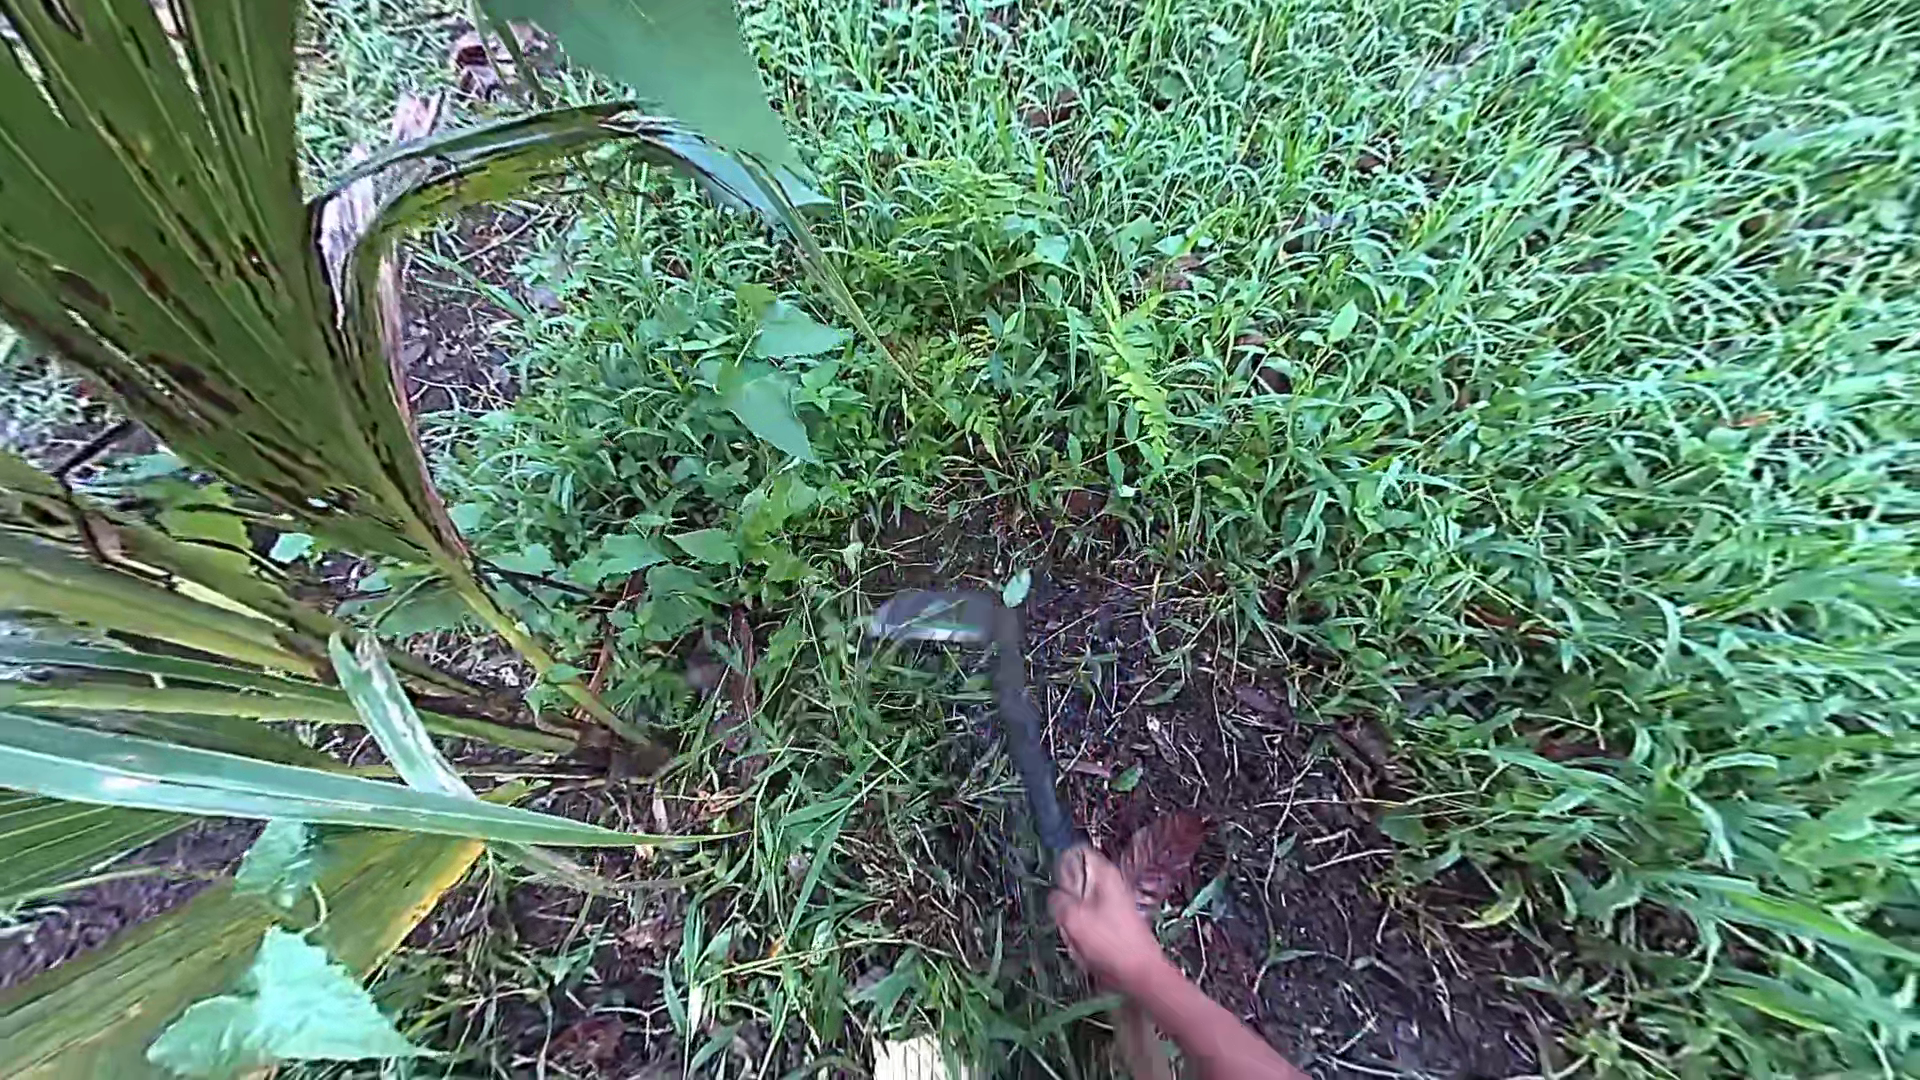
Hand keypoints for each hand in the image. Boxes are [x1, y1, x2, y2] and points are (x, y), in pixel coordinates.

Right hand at [1049, 845, 1168, 991]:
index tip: (1057, 887)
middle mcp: (1112, 883)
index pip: (1076, 853)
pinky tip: (1088, 950)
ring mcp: (1116, 903)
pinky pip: (1091, 922)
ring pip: (1082, 905)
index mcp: (1104, 873)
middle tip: (1068, 919)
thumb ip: (1058, 900)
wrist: (1143, 976)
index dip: (1062, 868)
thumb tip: (1055, 896)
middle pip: (1077, 883)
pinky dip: (1086, 934)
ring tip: (1078, 939)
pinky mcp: (1118, 923)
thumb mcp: (1073, 918)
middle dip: (1068, 901)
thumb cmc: (1111, 943)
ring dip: (1075, 922)